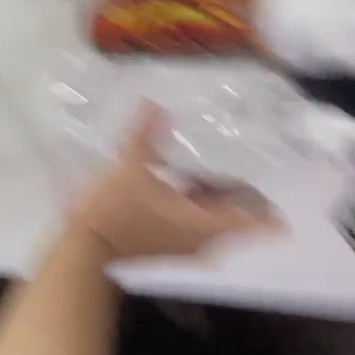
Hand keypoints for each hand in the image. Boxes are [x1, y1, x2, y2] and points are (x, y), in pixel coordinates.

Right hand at [69, 103, 282, 261]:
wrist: (85, 248)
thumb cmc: (114, 210)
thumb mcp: (129, 168)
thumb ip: (146, 137)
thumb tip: (154, 102)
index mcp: (212, 223)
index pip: (268, 221)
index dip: (262, 198)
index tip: (242, 177)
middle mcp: (211, 242)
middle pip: (241, 218)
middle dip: (229, 193)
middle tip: (209, 168)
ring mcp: (190, 250)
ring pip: (217, 224)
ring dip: (208, 203)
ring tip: (184, 178)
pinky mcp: (170, 252)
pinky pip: (196, 230)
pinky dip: (190, 214)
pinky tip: (163, 196)